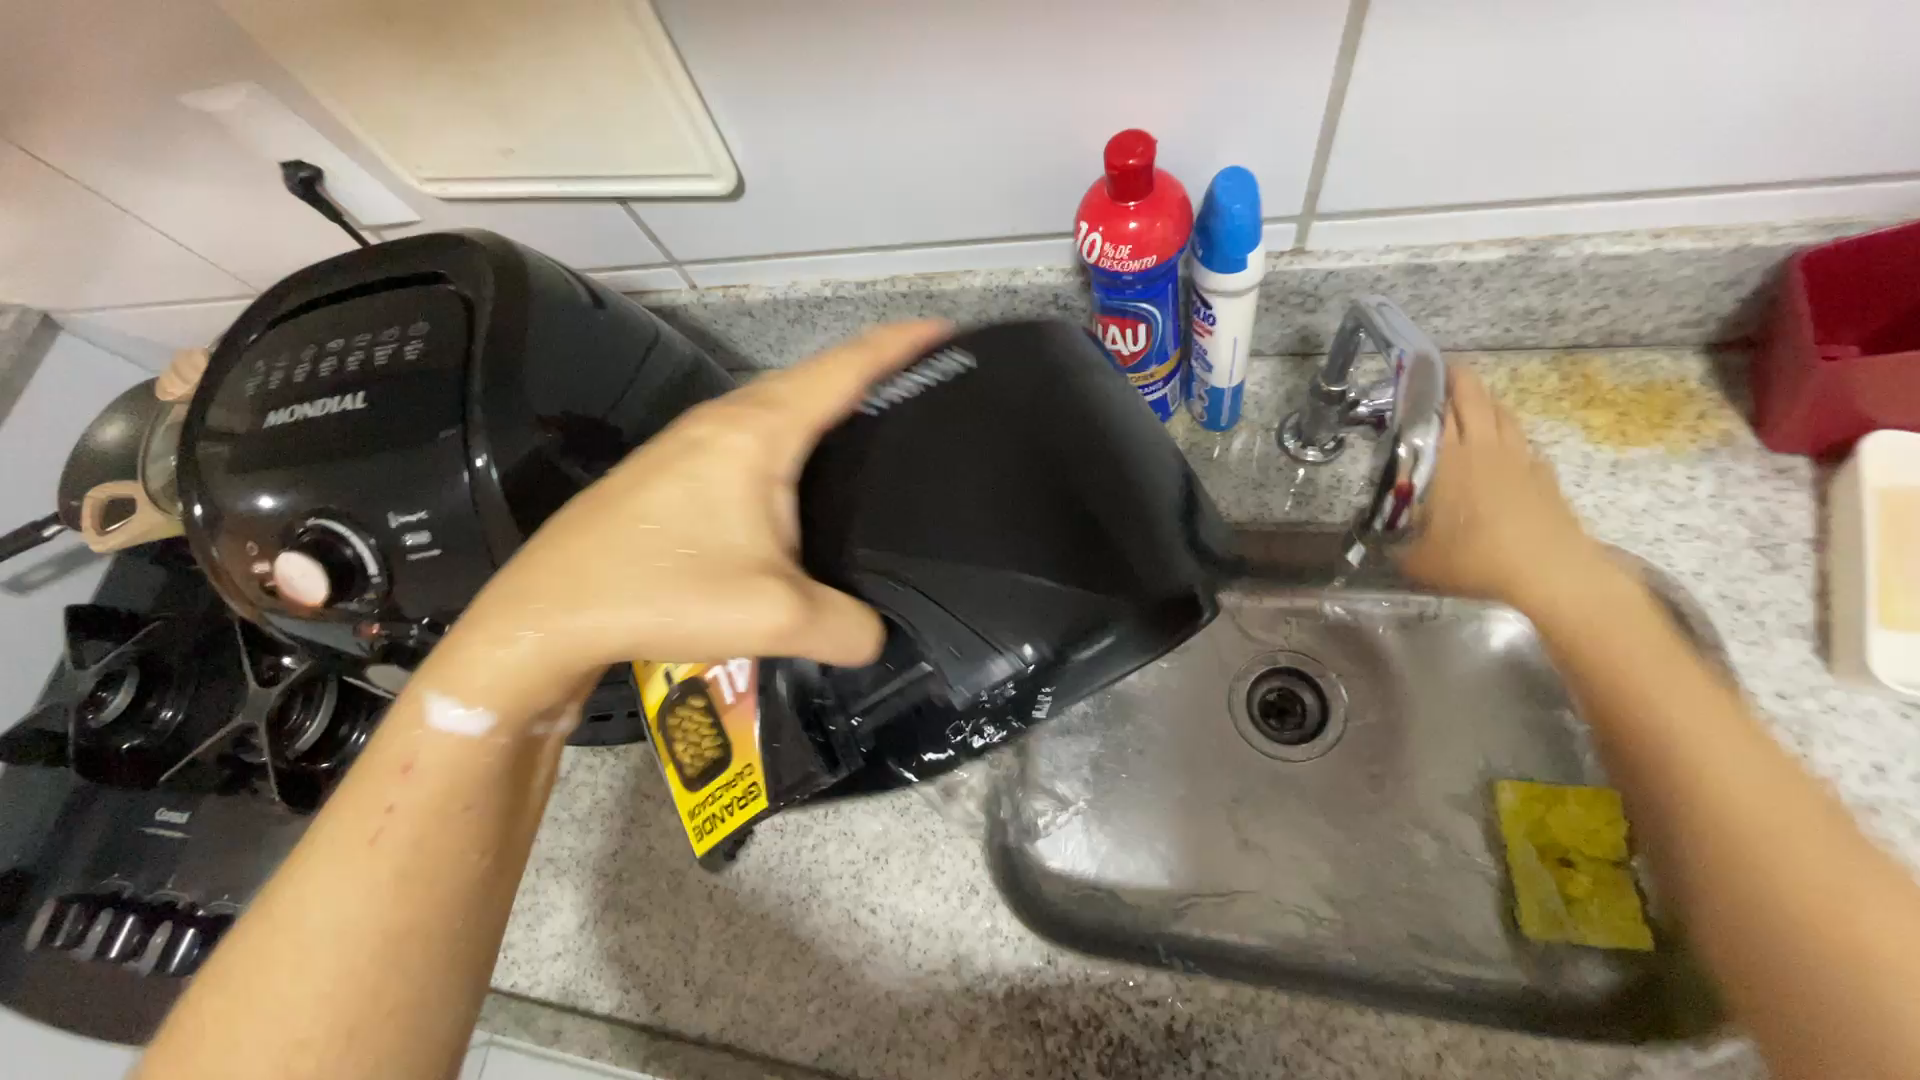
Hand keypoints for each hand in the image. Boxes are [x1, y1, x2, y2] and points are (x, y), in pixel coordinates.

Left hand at [415, 319, 953, 719]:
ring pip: (778, 407)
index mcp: (759, 433)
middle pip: (813, 379)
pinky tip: (802, 479)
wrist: (546, 613)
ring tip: (873, 428)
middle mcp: (726, 421)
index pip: (845, 369)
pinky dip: (792, 438)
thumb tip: (875, 635)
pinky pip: (751, 436)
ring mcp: (691, 442)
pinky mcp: (672, 471)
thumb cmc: (661, 593)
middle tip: (923, 385)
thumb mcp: (776, 618)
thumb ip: (849, 628)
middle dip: (871, 371)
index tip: (946, 330)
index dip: (900, 344)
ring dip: (827, 406)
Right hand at [1396, 365, 1612, 611]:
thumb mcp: (1420, 559)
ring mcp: (1520, 458)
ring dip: (1487, 401)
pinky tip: (1505, 448)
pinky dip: (1510, 435)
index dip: (1428, 388)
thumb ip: (1399, 547)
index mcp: (1449, 460)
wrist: (1550, 570)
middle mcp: (1485, 448)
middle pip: (1475, 398)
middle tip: (1443, 372)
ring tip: (1473, 401)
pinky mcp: (1543, 474)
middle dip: (1459, 379)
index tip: (1416, 374)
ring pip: (1504, 414)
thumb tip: (1384, 546)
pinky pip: (1524, 442)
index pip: (1438, 411)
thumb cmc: (1477, 558)